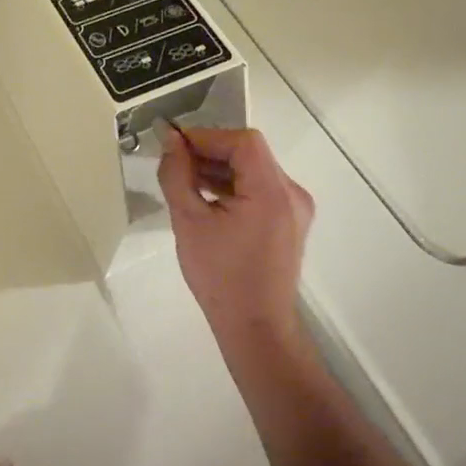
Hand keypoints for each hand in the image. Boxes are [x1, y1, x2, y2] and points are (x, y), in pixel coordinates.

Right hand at [157, 126, 315, 351]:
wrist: (256, 328)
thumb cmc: (220, 276)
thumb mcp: (188, 221)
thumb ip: (176, 174)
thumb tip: (170, 141)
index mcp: (273, 191)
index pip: (243, 141)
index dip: (207, 137)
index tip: (175, 146)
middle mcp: (291, 193)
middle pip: (249, 154)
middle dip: (209, 152)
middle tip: (174, 162)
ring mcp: (294, 209)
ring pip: (253, 170)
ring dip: (219, 169)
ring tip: (184, 180)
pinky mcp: (289, 223)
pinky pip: (259, 189)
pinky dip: (232, 187)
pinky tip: (205, 198)